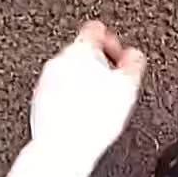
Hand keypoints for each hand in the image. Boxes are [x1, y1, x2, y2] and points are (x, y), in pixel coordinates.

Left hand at [29, 20, 146, 176]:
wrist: (64, 147)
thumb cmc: (93, 119)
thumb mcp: (127, 88)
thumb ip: (134, 64)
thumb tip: (136, 54)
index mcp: (81, 50)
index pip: (96, 29)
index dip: (112, 41)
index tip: (119, 57)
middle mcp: (60, 61)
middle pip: (82, 51)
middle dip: (99, 65)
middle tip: (114, 84)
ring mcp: (47, 80)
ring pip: (70, 71)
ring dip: (86, 81)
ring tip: (100, 102)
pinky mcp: (41, 99)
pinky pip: (60, 89)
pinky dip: (72, 96)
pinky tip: (84, 113)